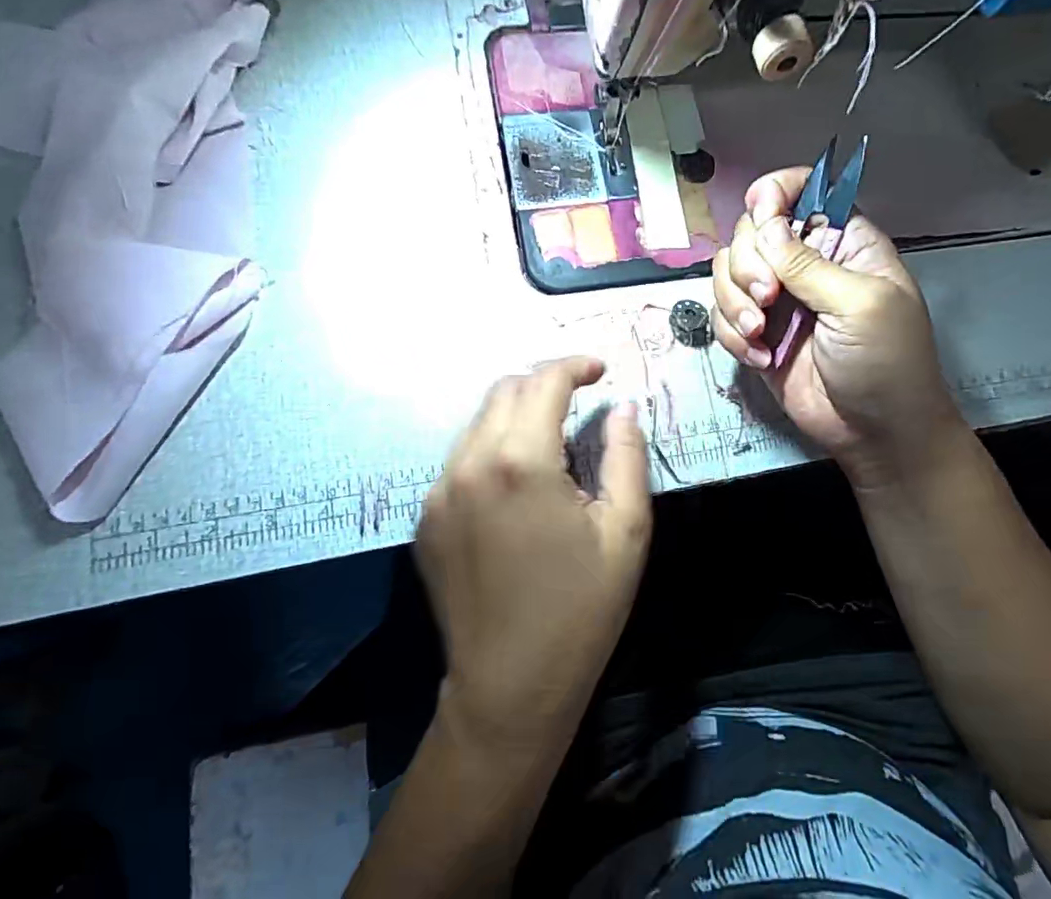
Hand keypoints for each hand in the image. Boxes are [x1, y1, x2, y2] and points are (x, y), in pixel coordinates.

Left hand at [416, 356, 651, 752]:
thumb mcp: (626, 533)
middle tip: (578, 403)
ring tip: (549, 446)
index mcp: (521, 461)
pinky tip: (514, 489)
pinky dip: (489, 453)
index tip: (599, 371)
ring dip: (514, 418)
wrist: (509, 684)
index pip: (543, 382)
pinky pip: (458, 462)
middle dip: (543, 385)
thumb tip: (622, 408)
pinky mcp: (424, 517)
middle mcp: (469, 463)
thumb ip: (625, 456)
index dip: (574, 366)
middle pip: (503, 392)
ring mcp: (438, 491)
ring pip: (476, 424)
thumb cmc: (581, 611)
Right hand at [711, 167, 963, 485]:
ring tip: (760, 336)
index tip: (760, 212)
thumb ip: (807, 262)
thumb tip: (763, 220)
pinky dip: (732, 336)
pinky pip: (721, 315)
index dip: (775, 193)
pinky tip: (761, 357)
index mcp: (842, 243)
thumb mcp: (859, 305)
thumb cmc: (887, 362)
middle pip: (750, 232)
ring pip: (726, 274)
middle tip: (767, 299)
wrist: (873, 431)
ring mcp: (775, 299)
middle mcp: (803, 263)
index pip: (802, 193)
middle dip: (748, 264)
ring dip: (734, 304)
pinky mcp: (753, 332)